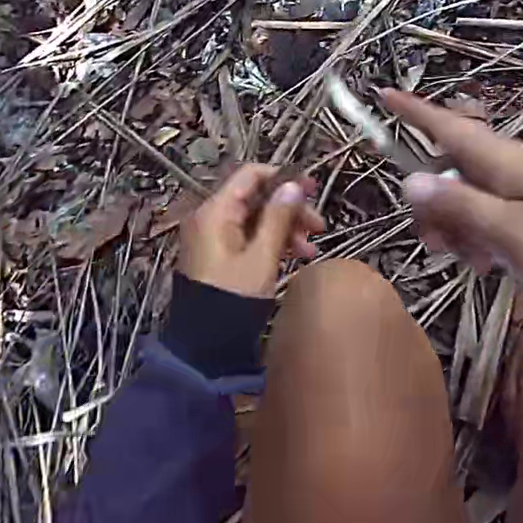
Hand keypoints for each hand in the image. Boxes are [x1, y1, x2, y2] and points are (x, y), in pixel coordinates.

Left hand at [179, 165, 326, 299]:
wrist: (204, 347)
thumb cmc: (232, 300)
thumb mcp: (262, 257)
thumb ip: (278, 218)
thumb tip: (293, 185)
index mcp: (215, 211)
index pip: (250, 175)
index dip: (283, 177)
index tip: (312, 188)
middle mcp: (210, 218)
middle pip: (255, 198)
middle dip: (289, 209)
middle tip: (318, 226)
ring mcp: (213, 237)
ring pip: (255, 219)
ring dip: (284, 228)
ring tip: (309, 250)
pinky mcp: (218, 255)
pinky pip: (248, 237)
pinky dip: (271, 242)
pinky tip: (294, 257)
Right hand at [383, 90, 522, 303]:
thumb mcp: (508, 229)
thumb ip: (457, 203)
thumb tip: (408, 181)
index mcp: (501, 159)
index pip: (447, 126)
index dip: (414, 111)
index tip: (383, 94)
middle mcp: (500, 168)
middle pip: (442, 170)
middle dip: (430, 205)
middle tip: (435, 239)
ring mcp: (508, 191)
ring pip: (455, 199)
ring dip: (450, 228)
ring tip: (469, 258)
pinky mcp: (514, 214)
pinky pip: (474, 217)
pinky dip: (470, 239)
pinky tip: (485, 263)